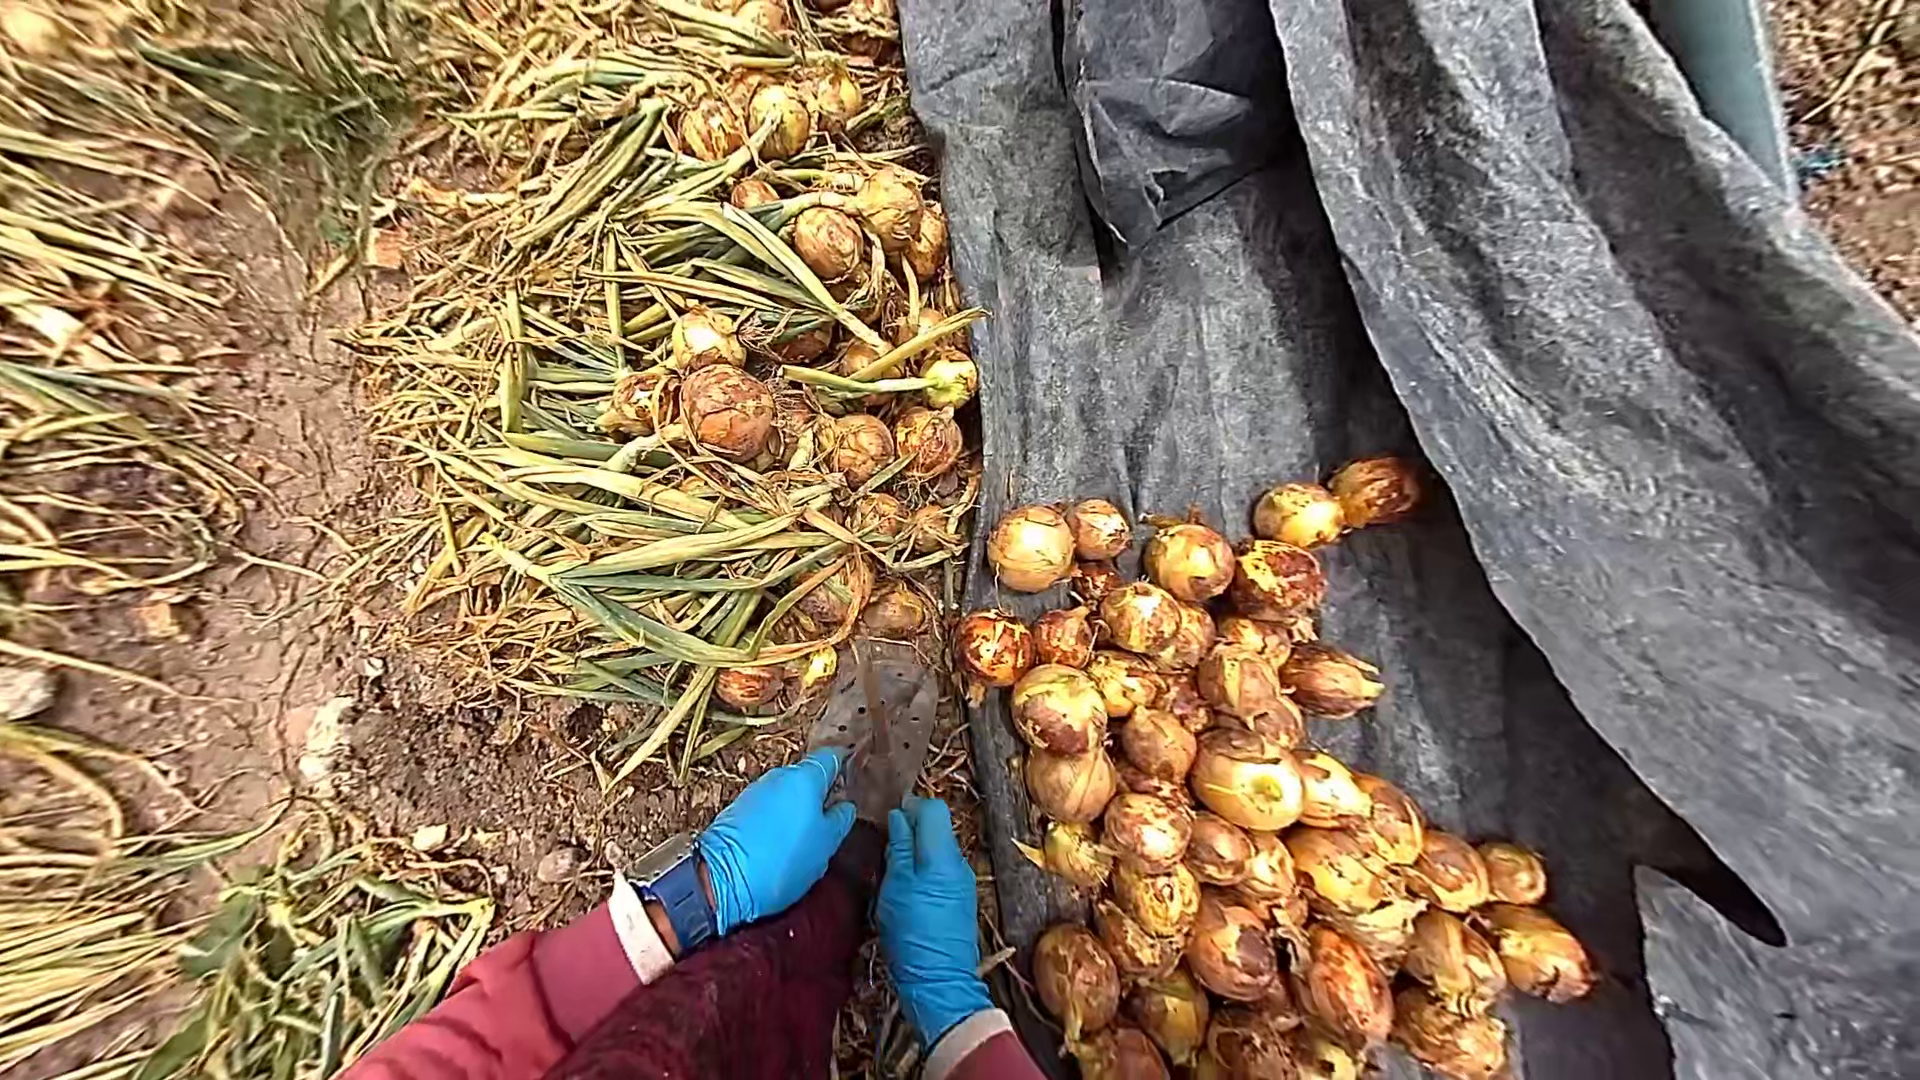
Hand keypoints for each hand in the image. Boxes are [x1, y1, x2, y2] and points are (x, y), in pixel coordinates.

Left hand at [698, 748, 856, 934]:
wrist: (719, 880)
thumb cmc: (783, 859)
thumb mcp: (826, 843)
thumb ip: (841, 818)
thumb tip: (845, 806)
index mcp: (806, 776)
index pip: (832, 757)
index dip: (844, 769)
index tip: (849, 788)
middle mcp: (780, 775)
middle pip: (808, 775)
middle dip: (820, 793)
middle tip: (829, 820)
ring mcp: (756, 790)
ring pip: (787, 791)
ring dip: (797, 807)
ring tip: (802, 837)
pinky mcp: (737, 808)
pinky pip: (767, 806)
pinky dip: (776, 818)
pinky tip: (778, 842)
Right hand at [877, 797, 992, 1047]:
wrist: (941, 984)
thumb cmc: (912, 933)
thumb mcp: (896, 887)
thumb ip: (899, 848)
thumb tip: (900, 814)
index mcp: (943, 853)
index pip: (934, 808)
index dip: (911, 807)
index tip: (890, 820)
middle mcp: (958, 861)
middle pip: (937, 827)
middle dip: (912, 830)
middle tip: (887, 849)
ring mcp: (962, 880)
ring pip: (938, 848)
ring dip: (916, 851)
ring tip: (893, 874)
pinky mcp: (960, 897)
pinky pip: (942, 869)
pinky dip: (924, 869)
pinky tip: (908, 890)